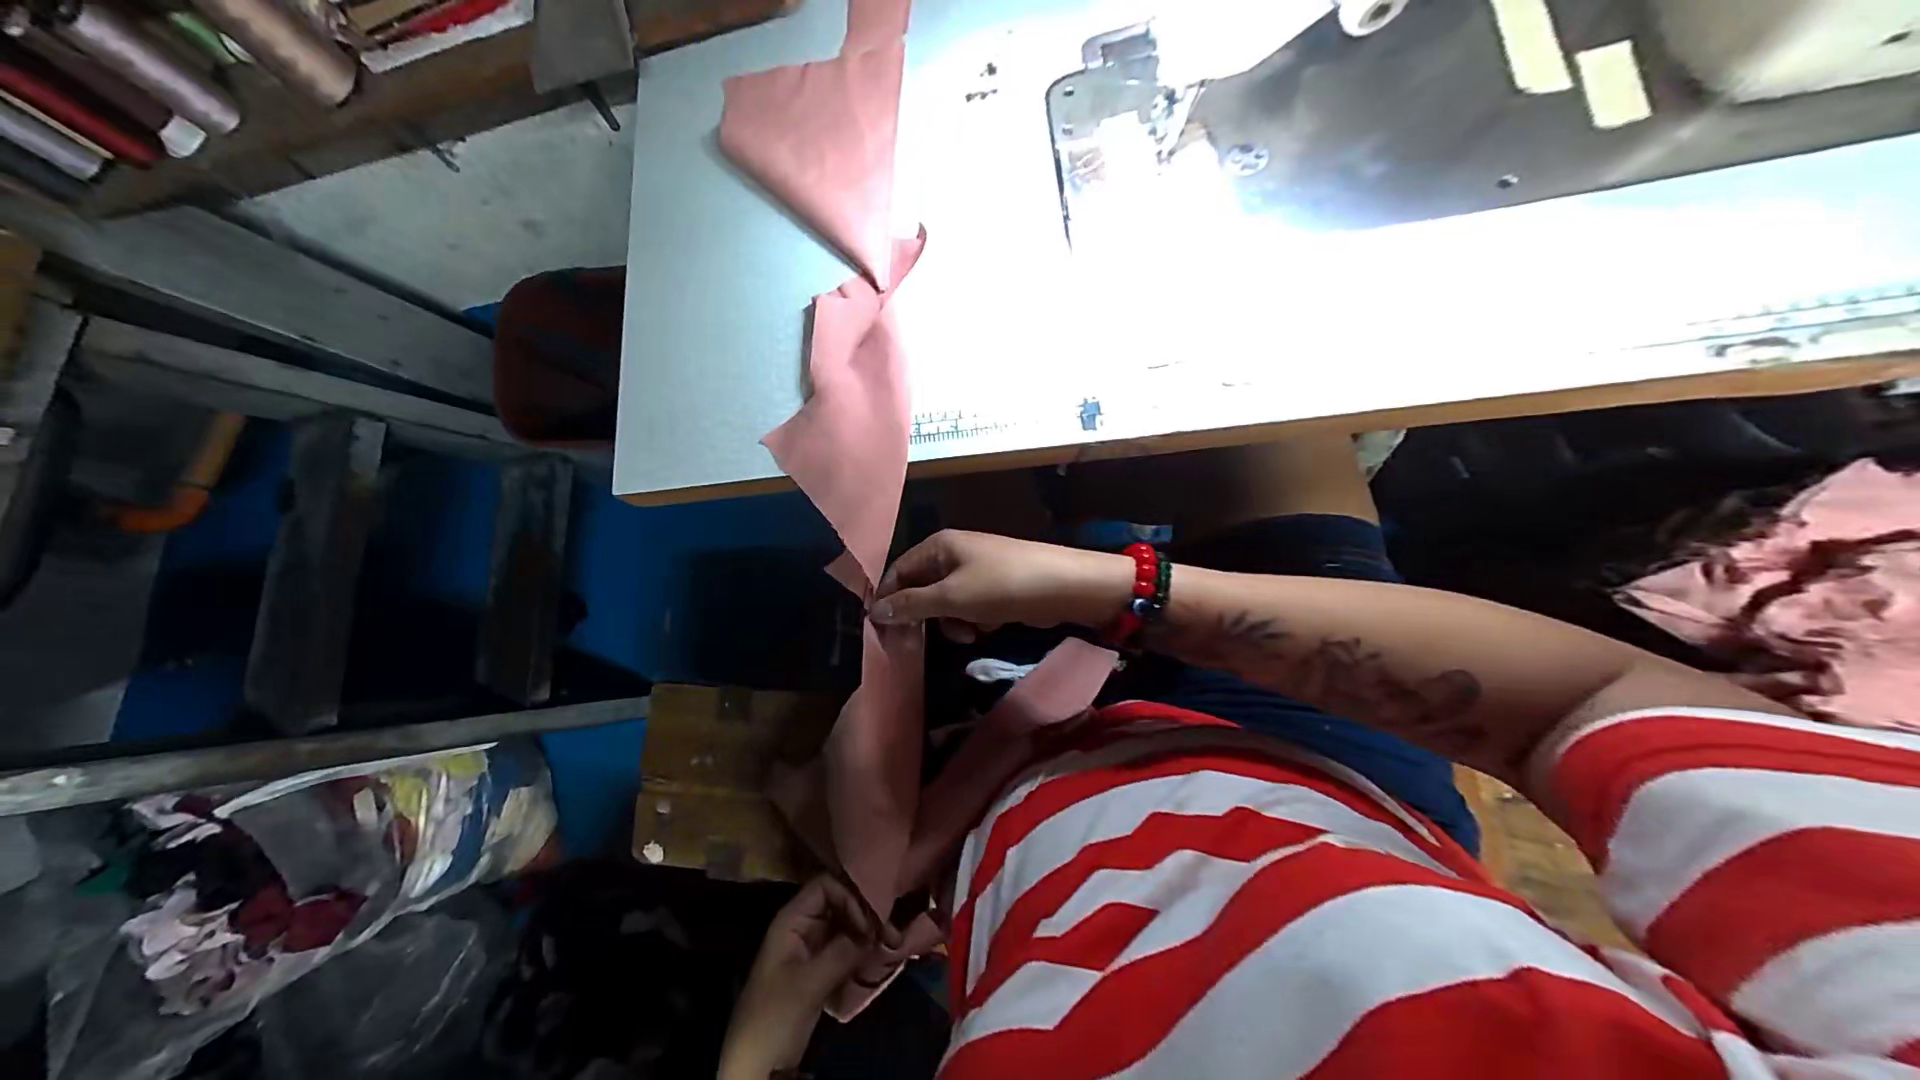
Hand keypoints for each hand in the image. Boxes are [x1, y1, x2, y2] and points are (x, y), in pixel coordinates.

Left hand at [718, 876, 894, 1079]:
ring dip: (868, 933)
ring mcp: (812, 949)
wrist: (754, 1070)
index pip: (826, 886)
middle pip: (839, 903)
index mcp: (791, 920)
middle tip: (892, 933)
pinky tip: (880, 956)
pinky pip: (846, 948)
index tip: (871, 923)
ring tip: (891, 944)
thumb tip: (878, 928)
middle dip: (865, 914)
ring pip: (846, 926)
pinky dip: (863, 950)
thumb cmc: (773, 1020)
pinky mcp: (820, 970)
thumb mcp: (808, 984)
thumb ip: (843, 951)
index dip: (850, 896)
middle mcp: (803, 927)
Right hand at [870, 530, 1132, 641]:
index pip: (898, 571)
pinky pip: (970, 606)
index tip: (883, 631)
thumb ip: (912, 605)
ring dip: (952, 622)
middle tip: (924, 641)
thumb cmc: (1003, 585)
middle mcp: (953, 553)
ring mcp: (976, 570)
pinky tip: (989, 626)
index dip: (889, 599)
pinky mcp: (994, 587)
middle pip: (921, 588)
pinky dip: (974, 619)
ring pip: (946, 602)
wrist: (1065, 586)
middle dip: (925, 615)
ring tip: (970, 633)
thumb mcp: (952, 597)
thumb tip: (875, 610)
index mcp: (939, 545)